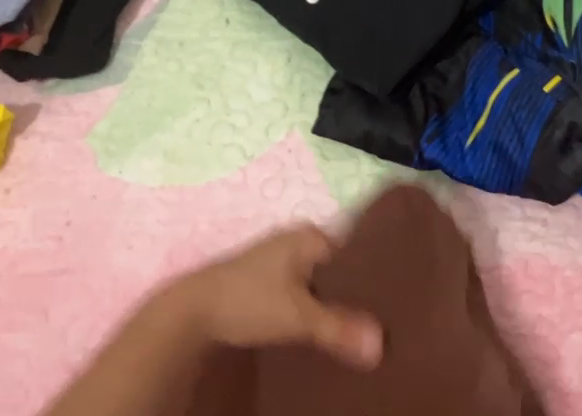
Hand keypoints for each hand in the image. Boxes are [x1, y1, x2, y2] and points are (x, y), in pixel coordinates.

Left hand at [161, 223, 383, 369]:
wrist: (188, 313)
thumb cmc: (248, 300)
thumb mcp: (298, 316)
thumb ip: (338, 328)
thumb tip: (381, 345)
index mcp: (311, 236)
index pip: (356, 251)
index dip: (374, 275)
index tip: (393, 300)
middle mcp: (297, 241)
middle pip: (337, 269)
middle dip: (353, 293)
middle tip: (380, 319)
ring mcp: (278, 261)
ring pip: (318, 283)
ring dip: (331, 304)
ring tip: (356, 329)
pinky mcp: (263, 282)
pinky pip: (301, 292)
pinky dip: (312, 309)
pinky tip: (321, 330)